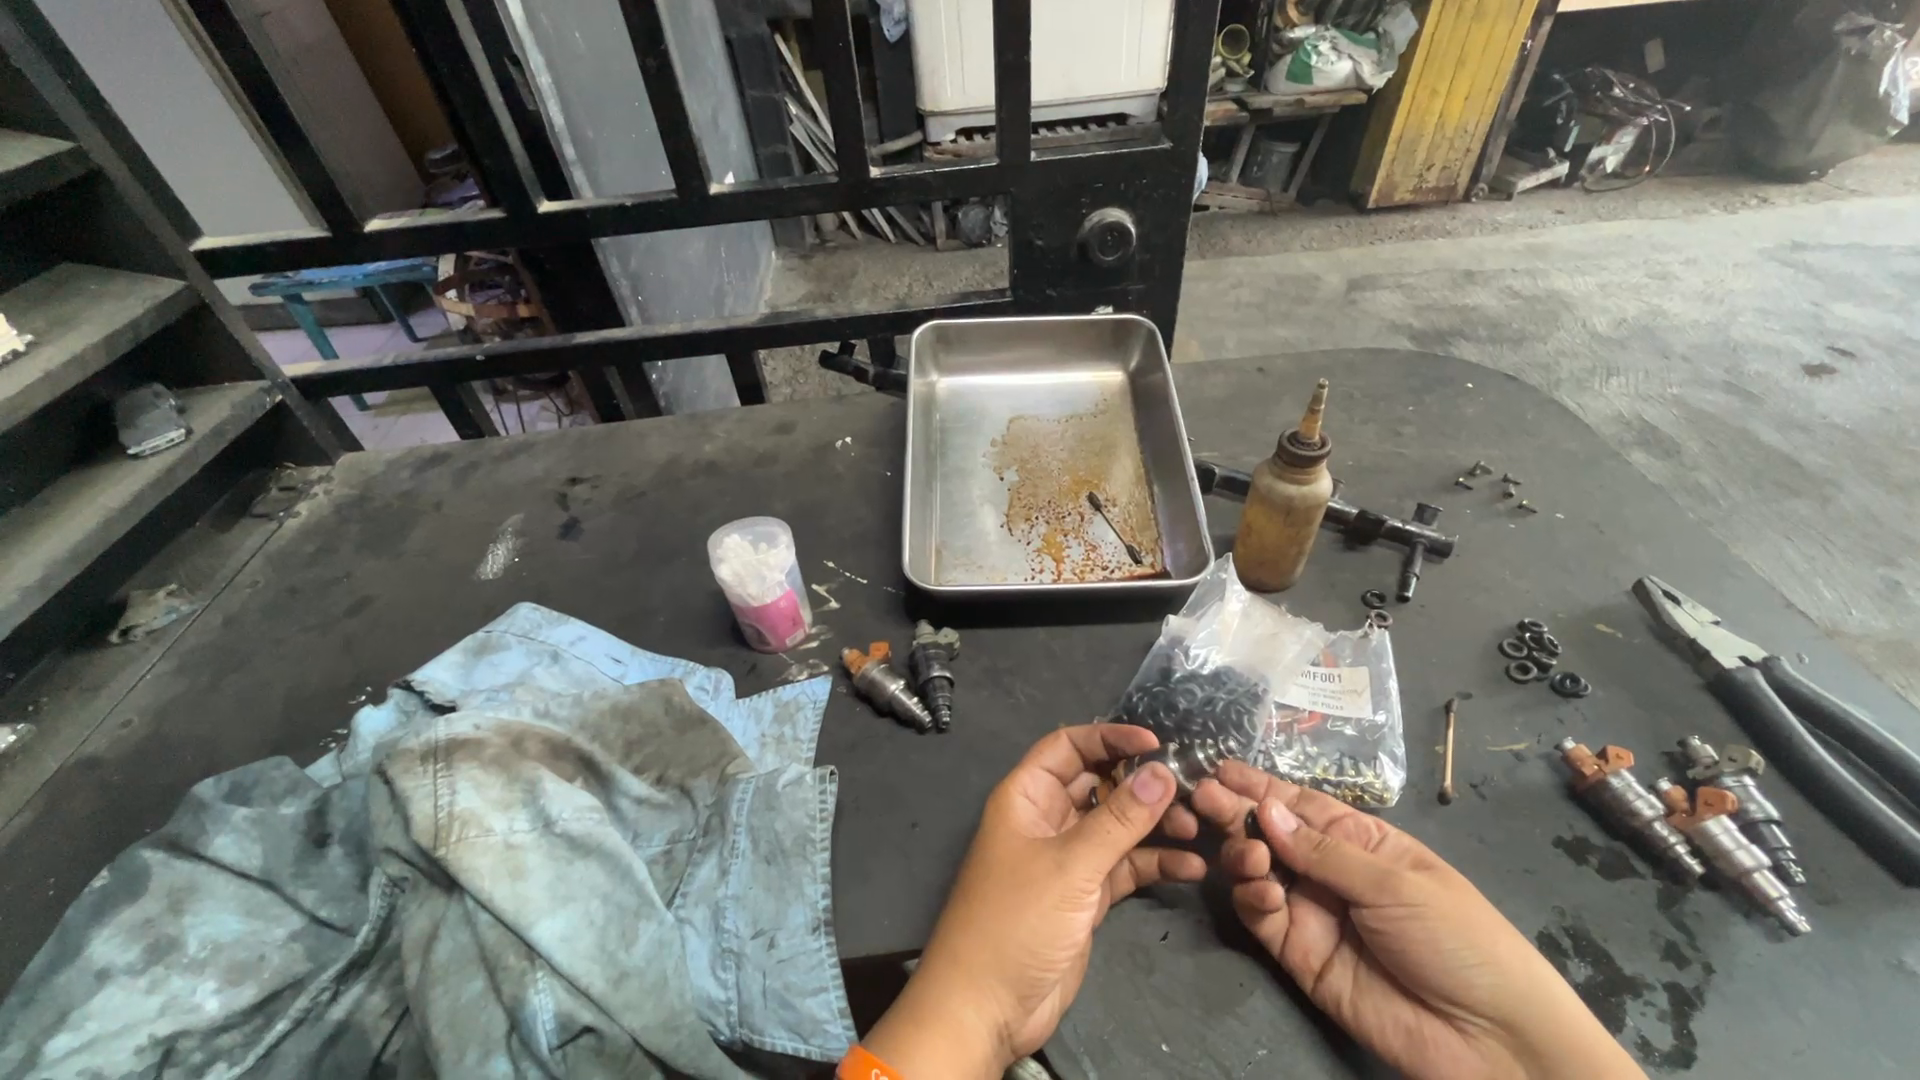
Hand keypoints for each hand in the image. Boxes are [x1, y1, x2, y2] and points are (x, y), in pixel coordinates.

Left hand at [864, 725, 1205, 1077]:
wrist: (986, 1006)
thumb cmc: (1015, 920)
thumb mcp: (1070, 865)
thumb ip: (1119, 819)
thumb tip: (1162, 771)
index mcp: (1026, 796)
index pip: (1068, 746)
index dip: (1109, 737)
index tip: (1158, 742)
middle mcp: (1047, 818)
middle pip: (1098, 782)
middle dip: (1141, 782)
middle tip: (1191, 785)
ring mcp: (1067, 858)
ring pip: (1116, 825)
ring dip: (1154, 824)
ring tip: (1197, 826)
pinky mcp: (1084, 895)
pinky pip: (1124, 866)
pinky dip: (1154, 863)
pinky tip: (1192, 866)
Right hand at [1189, 761, 1642, 1079]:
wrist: (1488, 1039)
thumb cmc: (1458, 938)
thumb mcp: (1396, 883)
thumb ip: (1323, 851)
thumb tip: (1266, 810)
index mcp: (1359, 841)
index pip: (1299, 804)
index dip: (1259, 785)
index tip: (1218, 768)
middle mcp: (1326, 870)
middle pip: (1269, 832)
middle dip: (1235, 811)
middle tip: (1201, 797)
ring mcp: (1309, 910)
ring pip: (1256, 869)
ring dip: (1241, 852)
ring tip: (1246, 851)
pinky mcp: (1296, 952)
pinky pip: (1260, 914)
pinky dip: (1251, 896)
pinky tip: (1261, 888)